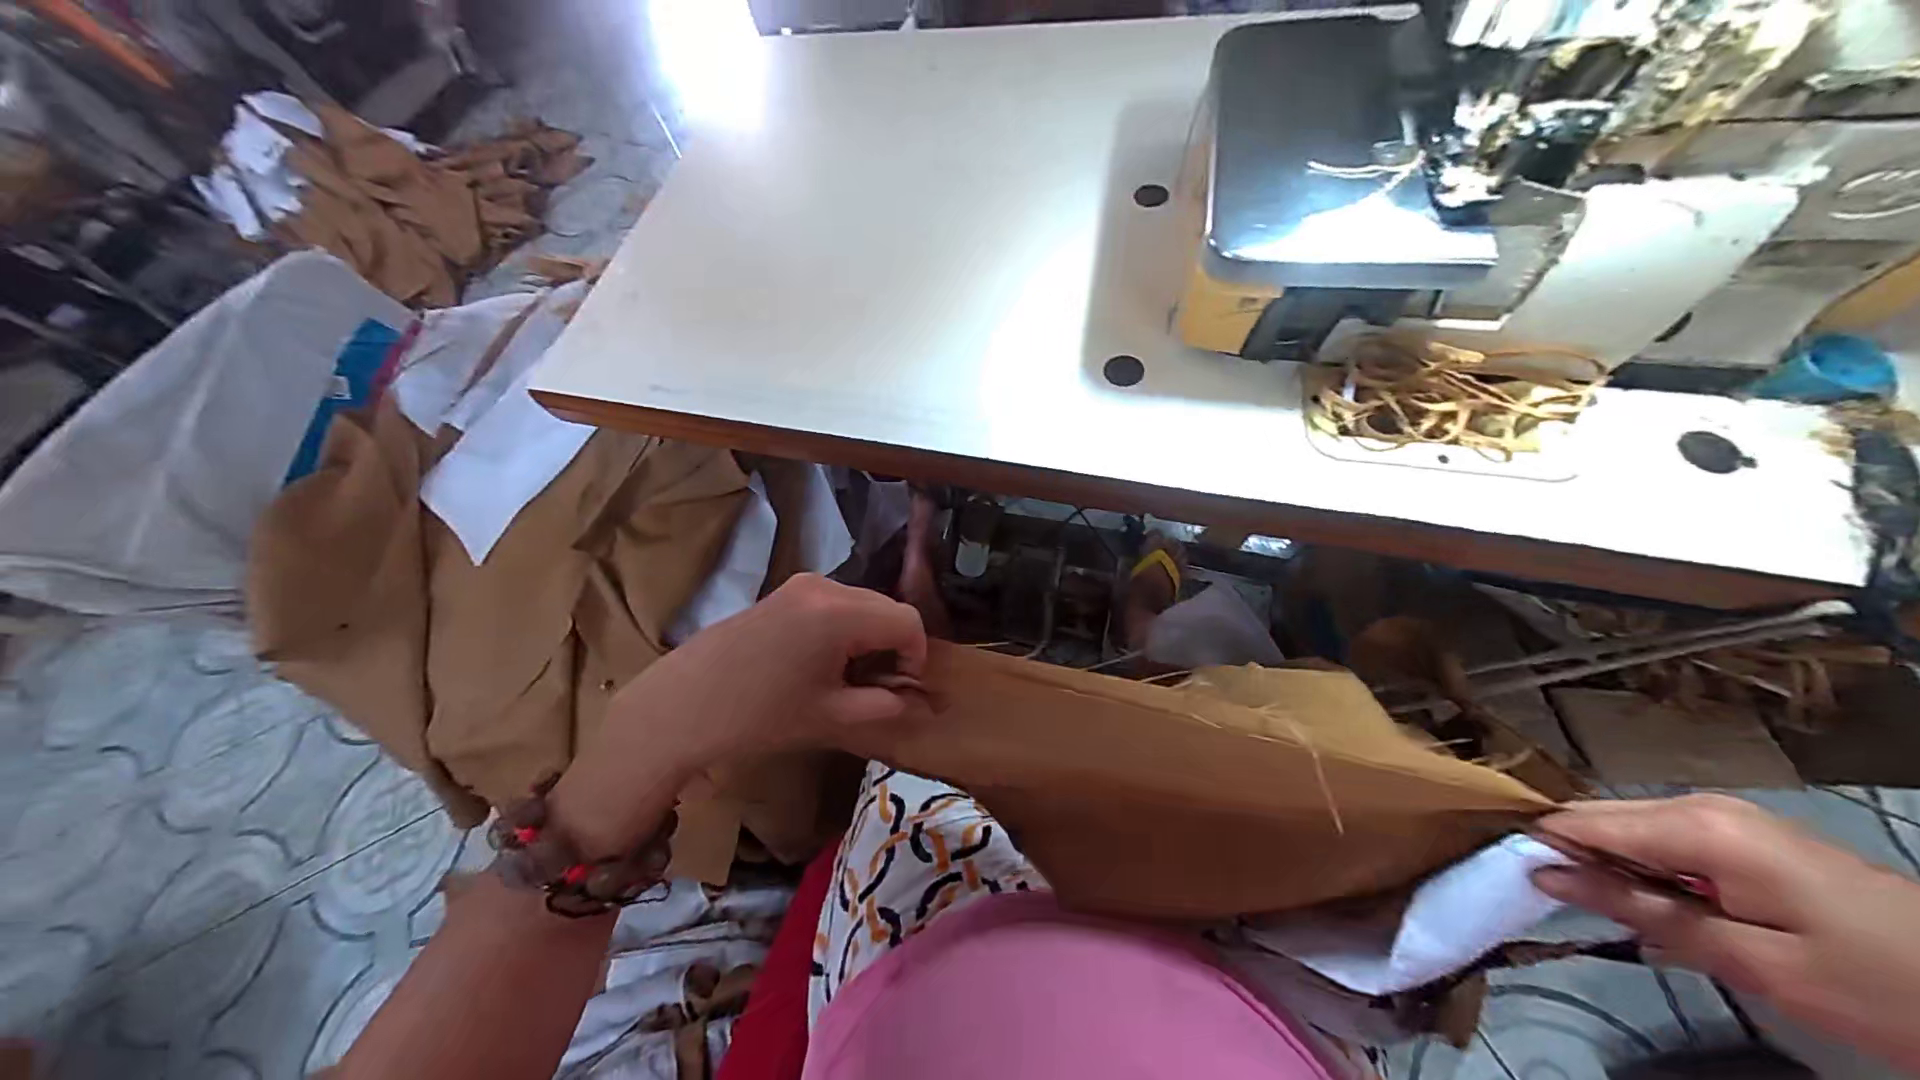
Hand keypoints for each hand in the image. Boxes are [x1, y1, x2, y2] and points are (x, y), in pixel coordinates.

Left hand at [552, 576, 929, 854]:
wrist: (681, 706)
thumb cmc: (759, 716)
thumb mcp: (831, 717)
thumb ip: (885, 705)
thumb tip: (916, 699)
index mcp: (840, 612)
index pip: (906, 621)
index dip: (916, 655)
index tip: (903, 687)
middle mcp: (824, 585)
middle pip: (884, 606)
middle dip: (893, 644)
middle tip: (879, 685)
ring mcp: (799, 583)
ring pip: (860, 603)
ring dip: (869, 634)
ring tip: (849, 675)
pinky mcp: (781, 590)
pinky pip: (832, 602)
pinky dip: (843, 626)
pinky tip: (821, 660)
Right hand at [1532, 794, 1919, 1071]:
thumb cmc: (1879, 985)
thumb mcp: (1753, 962)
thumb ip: (1640, 909)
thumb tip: (1543, 876)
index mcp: (1698, 825)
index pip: (1580, 821)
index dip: (1536, 843)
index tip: (1499, 872)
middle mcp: (1701, 807)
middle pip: (1599, 819)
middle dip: (1568, 854)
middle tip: (1542, 898)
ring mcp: (1725, 819)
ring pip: (1627, 831)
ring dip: (1606, 867)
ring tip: (1596, 909)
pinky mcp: (1742, 838)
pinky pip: (1663, 843)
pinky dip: (1643, 871)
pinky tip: (1649, 906)